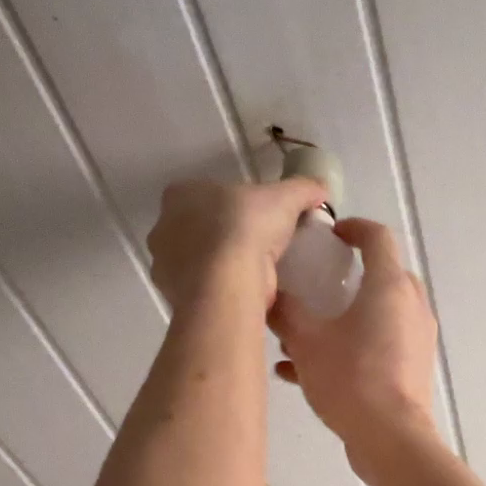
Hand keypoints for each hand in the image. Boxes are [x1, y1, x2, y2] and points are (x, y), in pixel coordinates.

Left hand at [145, 178, 328, 310]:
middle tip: (254, 250)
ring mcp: (163, 264)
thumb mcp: (285, 199)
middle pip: (197, 230)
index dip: (233, 208)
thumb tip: (322, 190)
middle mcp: (162, 226)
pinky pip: (198, 291)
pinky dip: (215, 292)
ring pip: (195, 262)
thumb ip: (303, 190)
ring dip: (216, 268)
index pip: (207, 196)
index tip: (257, 222)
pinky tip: (237, 296)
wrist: (227, 282)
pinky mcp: (171, 296)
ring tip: (248, 278)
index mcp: (181, 194)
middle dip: (220, 238)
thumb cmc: (248, 228)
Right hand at [270, 218, 438, 470]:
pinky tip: (304, 372)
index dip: (354, 228)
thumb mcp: (306, 342)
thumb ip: (286, 313)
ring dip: (342, 320)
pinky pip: (379, 346)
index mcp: (389, 286)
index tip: (332, 234)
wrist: (391, 439)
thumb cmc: (351, 379)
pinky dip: (350, 348)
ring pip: (378, 316)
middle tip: (317, 286)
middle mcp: (410, 307)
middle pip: (382, 277)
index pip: (377, 238)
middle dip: (348, 280)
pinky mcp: (412, 370)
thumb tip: (271, 296)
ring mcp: (416, 340)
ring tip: (300, 338)